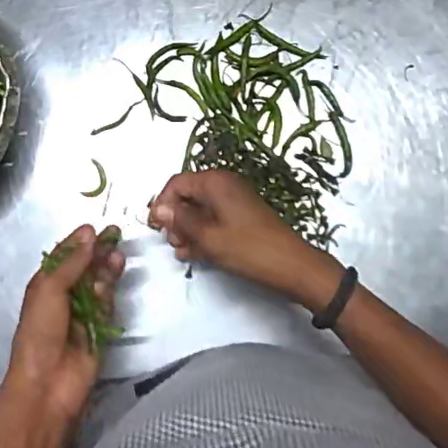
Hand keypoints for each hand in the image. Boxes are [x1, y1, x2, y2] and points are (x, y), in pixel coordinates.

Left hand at [0, 225, 126, 428]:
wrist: (48, 384)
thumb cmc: (40, 330)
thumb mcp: (50, 289)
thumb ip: (73, 262)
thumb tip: (90, 233)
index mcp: (45, 283)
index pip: (63, 255)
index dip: (78, 241)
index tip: (94, 227)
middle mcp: (64, 294)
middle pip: (84, 265)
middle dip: (97, 249)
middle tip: (115, 233)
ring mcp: (82, 310)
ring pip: (97, 280)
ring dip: (106, 264)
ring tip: (117, 250)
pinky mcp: (100, 325)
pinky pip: (107, 299)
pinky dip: (112, 284)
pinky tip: (117, 269)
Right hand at [147, 170, 342, 311]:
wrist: (293, 266)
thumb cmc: (249, 249)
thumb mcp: (209, 237)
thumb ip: (180, 220)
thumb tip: (158, 208)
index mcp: (215, 181)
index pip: (177, 182)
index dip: (162, 203)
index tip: (154, 227)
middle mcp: (224, 183)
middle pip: (188, 194)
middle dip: (175, 218)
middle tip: (173, 243)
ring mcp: (234, 199)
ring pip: (199, 208)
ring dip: (187, 228)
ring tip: (183, 251)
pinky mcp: (241, 214)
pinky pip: (213, 217)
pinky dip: (202, 231)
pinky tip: (195, 252)